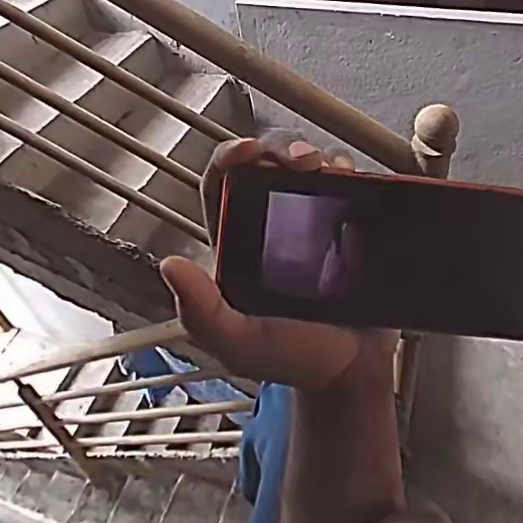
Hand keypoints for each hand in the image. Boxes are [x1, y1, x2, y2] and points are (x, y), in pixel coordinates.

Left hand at [159, 134, 397, 390]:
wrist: (350, 374)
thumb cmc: (290, 359)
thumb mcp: (236, 343)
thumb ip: (201, 311)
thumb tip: (170, 265)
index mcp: (236, 242)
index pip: (221, 185)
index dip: (229, 159)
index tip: (245, 151)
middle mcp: (271, 225)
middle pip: (267, 164)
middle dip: (280, 148)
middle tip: (301, 160)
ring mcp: (312, 223)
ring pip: (309, 169)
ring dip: (318, 156)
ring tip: (331, 169)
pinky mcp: (347, 227)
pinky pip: (348, 188)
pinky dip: (350, 174)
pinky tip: (352, 180)